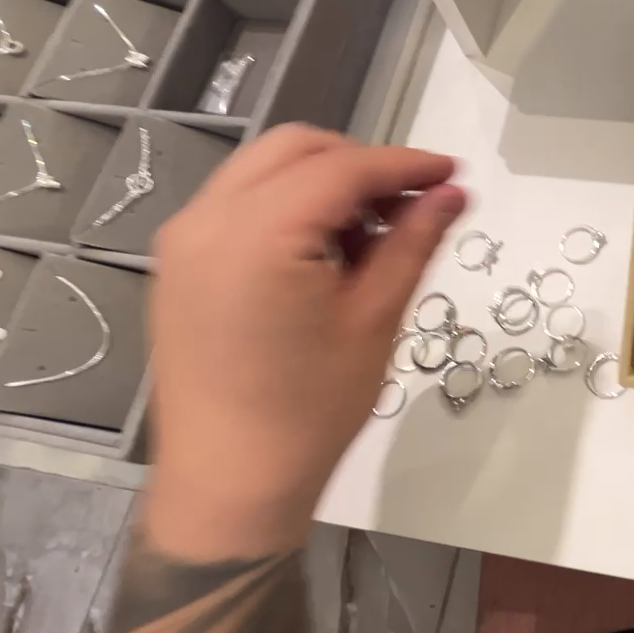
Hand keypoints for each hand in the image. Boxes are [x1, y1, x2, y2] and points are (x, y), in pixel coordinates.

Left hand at [142, 125, 465, 558]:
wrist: (231, 483)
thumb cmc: (312, 408)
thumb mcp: (376, 318)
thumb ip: (415, 241)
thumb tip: (454, 193)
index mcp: (256, 235)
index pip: (342, 168)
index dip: (404, 164)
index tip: (453, 174)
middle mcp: (206, 220)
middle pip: (296, 149)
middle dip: (362, 163)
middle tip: (413, 201)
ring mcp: (183, 240)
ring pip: (265, 171)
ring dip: (326, 182)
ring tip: (374, 232)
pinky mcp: (179, 264)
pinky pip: (241, 203)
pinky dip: (291, 205)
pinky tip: (327, 250)